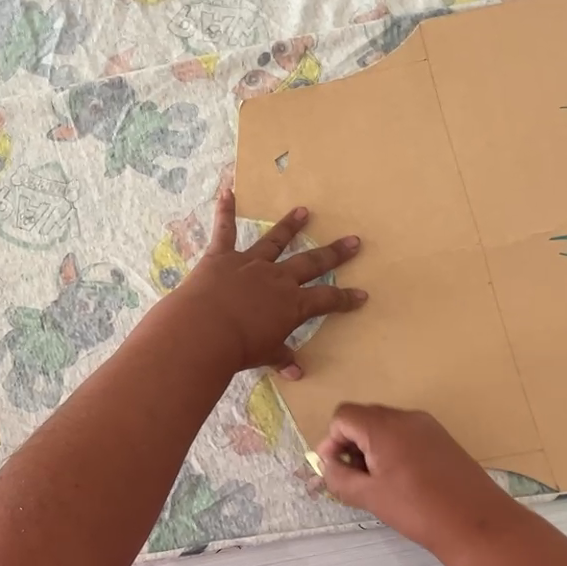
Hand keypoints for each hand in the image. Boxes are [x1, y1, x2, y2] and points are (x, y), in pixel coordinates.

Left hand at [165, 189, 365, 378]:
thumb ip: (281, 359)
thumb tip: (297, 373)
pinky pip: (224, 230)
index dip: (345, 298)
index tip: (362, 293)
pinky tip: (227, 191)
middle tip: (352, 240)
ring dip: (289, 226)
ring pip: (274, 241)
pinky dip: (225, 210)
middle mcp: (276, 278)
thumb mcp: (264, 356)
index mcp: (292, 304)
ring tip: (303, 211)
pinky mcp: (221, 256)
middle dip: (333, 252)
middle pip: (311, 262)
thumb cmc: (237, 349)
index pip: (326, 299)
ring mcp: (249, 264)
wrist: (204, 330)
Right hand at [314, 403, 532, 552]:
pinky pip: (405, 433)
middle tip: (355, 477)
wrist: (478, 525)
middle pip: (363, 417)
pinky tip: (401, 478)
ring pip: (384, 425)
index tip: (336, 469)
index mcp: (383, 427)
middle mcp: (405, 417)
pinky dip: (393, 448)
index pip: (343, 416)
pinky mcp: (442, 438)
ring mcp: (427, 426)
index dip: (332, 440)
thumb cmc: (418, 510)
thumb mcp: (369, 496)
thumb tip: (328, 465)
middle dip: (351, 443)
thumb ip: (339, 477)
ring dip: (371, 447)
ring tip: (378, 481)